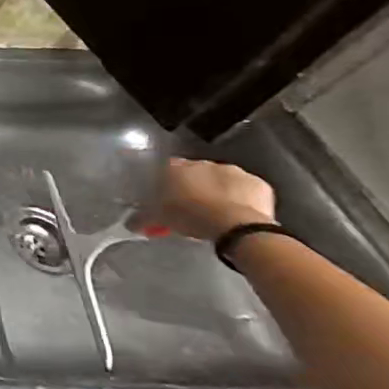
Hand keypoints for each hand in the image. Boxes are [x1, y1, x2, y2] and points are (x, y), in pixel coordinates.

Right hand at [150, 157, 276, 240]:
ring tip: (218, 215)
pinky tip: (240, 215)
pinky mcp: (259, 184)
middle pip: (196, 174)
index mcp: (177, 167)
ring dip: (219, 193)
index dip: (167, 184)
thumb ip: (142, 218)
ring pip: (223, 180)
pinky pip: (247, 191)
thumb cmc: (190, 216)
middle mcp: (205, 163)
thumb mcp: (160, 218)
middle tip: (192, 210)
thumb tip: (129, 223)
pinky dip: (243, 200)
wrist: (235, 225)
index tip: (167, 200)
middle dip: (194, 188)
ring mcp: (234, 171)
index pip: (166, 169)